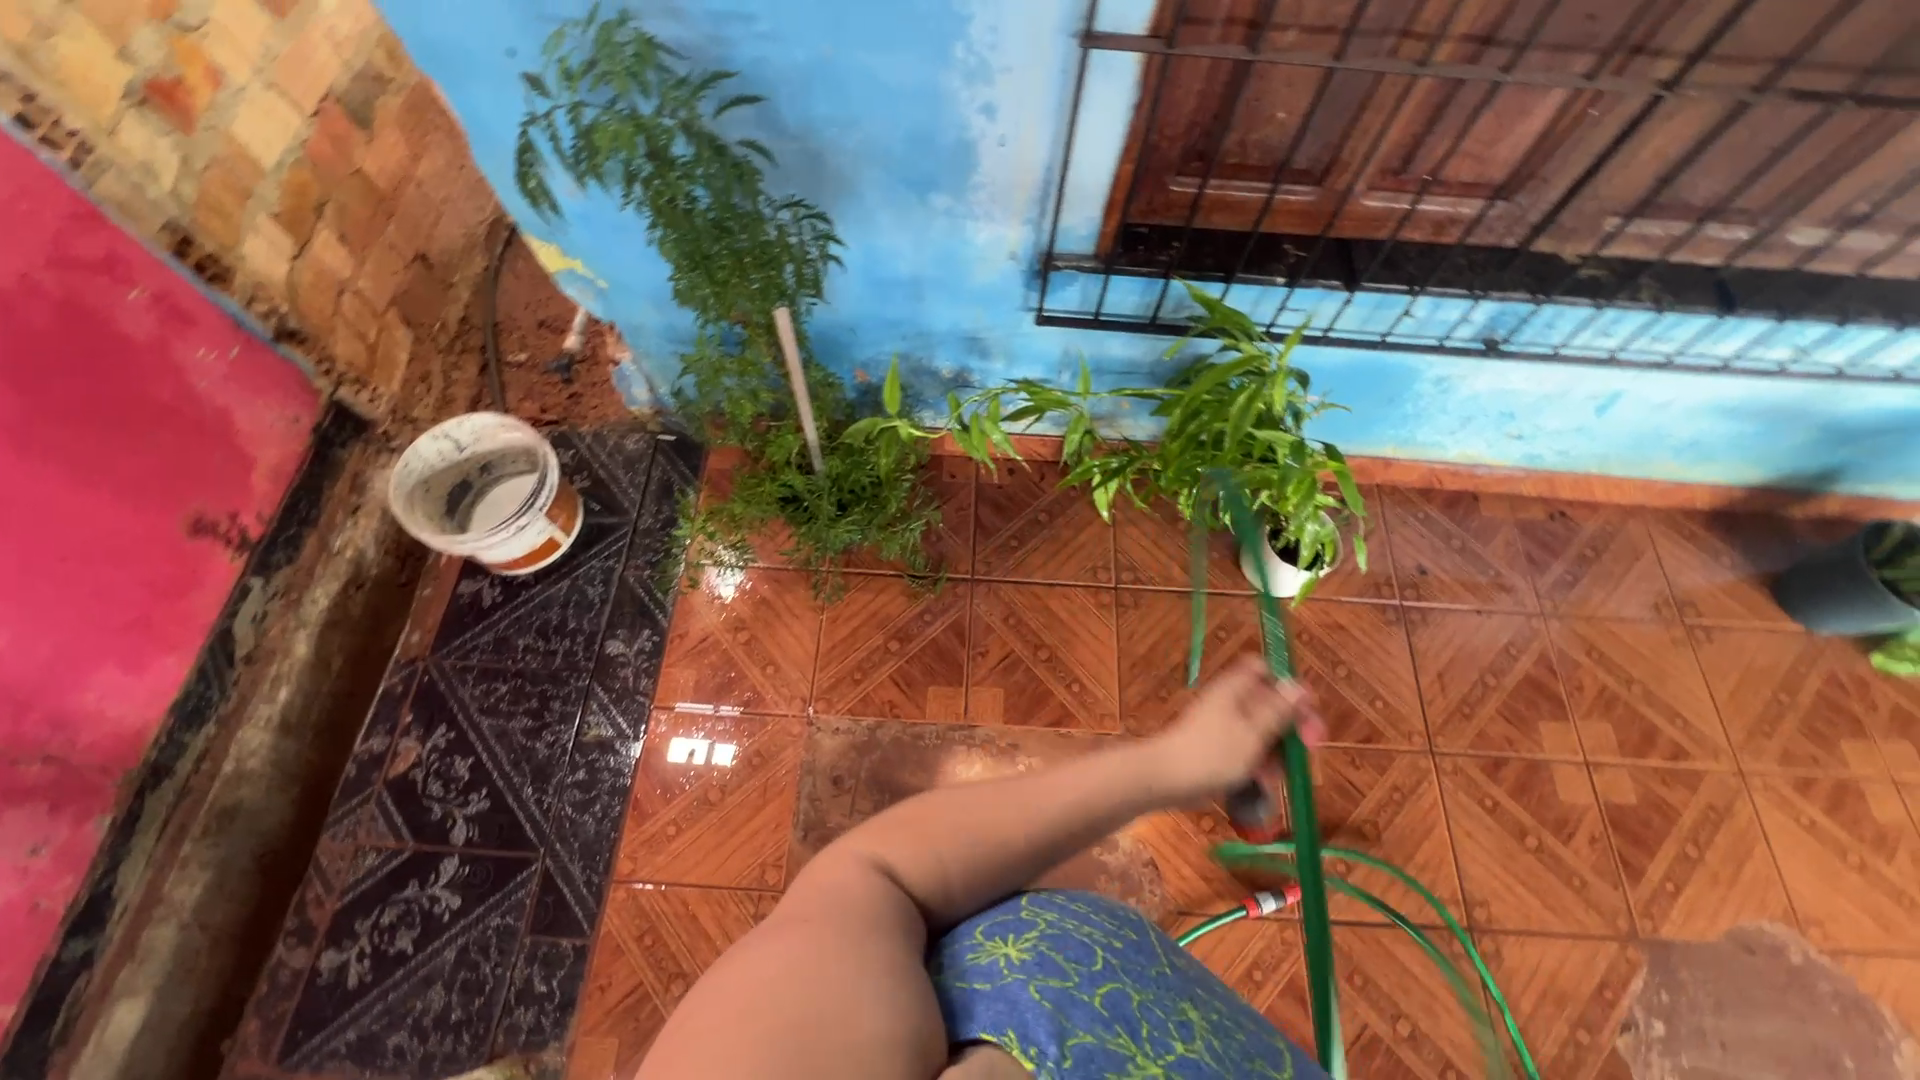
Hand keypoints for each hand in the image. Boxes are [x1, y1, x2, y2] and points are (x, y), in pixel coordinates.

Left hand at [1147, 655, 1324, 804]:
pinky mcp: (1219, 749)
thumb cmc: (1212, 754)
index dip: (1289, 686)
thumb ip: (1278, 710)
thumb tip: (1298, 684)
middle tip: (1309, 747)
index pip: (1265, 670)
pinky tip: (1263, 783)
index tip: (1307, 709)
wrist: (1167, 779)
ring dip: (1277, 752)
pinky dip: (1259, 764)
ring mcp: (1224, 726)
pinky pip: (1248, 750)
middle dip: (1291, 726)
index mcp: (1236, 689)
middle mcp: (1230, 702)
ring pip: (1262, 732)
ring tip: (1277, 774)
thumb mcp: (1253, 733)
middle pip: (1270, 704)